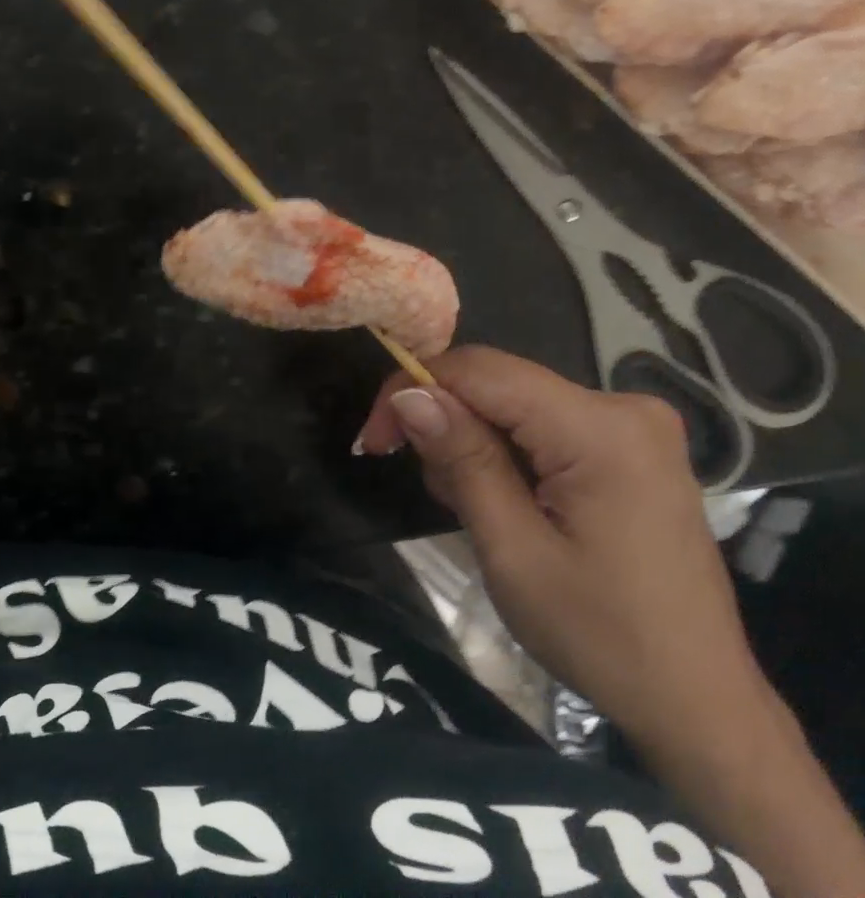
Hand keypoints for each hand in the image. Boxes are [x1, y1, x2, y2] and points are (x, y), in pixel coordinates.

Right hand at [354, 347, 769, 744]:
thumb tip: (409, 395)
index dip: (411, 389)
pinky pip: (541, 427)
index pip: (480, 370)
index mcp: (601, 430)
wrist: (690, 694)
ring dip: (469, 446)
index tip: (374, 441)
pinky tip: (502, 503)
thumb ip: (462, 460)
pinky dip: (503, 456)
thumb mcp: (510, 546)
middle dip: (441, 423)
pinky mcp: (630, 453)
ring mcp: (633, 431)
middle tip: (429, 491)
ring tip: (469, 509)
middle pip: (495, 384)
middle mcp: (625, 411)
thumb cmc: (595, 628)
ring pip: (511, 406)